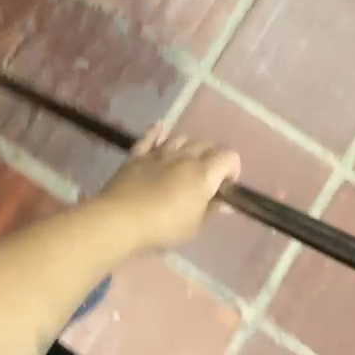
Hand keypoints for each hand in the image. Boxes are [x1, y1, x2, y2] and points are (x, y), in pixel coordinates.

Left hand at [95, 127, 240, 251]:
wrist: (121, 219)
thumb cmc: (163, 227)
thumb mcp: (194, 226)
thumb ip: (210, 210)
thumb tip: (225, 203)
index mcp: (203, 174)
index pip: (228, 156)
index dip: (232, 169)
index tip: (225, 187)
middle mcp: (183, 157)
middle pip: (206, 144)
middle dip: (212, 157)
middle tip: (206, 178)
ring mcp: (158, 153)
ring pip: (180, 138)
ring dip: (188, 147)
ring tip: (185, 162)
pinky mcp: (137, 155)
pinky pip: (149, 137)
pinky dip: (157, 131)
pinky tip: (160, 127)